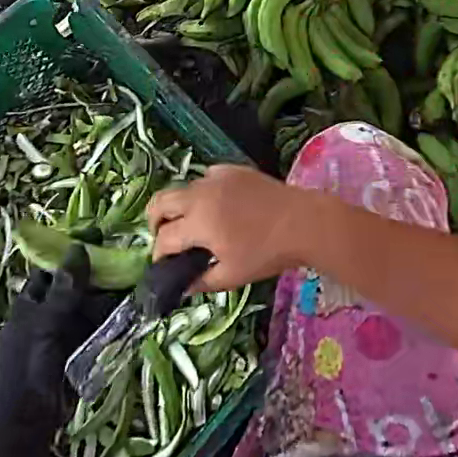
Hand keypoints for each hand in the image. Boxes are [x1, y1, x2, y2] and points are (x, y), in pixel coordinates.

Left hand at [0, 246, 114, 456]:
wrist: (26, 426)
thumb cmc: (26, 370)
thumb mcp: (44, 325)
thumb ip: (64, 290)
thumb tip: (79, 248)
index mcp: (29, 304)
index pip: (52, 270)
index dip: (72, 255)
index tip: (100, 238)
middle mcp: (47, 316)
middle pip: (76, 288)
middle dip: (99, 278)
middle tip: (127, 265)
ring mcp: (63, 335)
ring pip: (90, 309)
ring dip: (109, 301)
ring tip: (135, 288)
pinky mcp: (78, 354)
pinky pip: (97, 331)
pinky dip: (111, 324)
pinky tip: (130, 315)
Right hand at [148, 165, 333, 292]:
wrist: (303, 222)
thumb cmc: (267, 253)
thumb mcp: (233, 275)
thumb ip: (202, 281)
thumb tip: (182, 288)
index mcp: (198, 223)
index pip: (164, 238)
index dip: (158, 254)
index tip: (163, 264)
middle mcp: (200, 195)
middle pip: (160, 202)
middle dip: (154, 221)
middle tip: (164, 237)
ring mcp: (216, 177)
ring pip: (182, 188)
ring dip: (179, 206)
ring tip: (192, 224)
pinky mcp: (231, 169)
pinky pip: (205, 177)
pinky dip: (202, 192)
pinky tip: (217, 205)